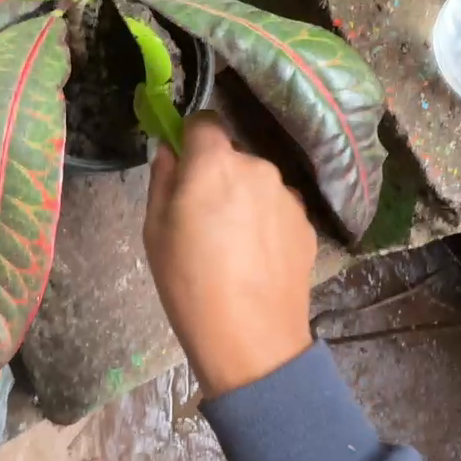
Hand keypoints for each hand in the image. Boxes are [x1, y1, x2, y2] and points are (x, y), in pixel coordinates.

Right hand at [144, 114, 316, 395]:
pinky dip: (265, 223)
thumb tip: (170, 152)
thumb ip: (162, 179)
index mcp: (215, 163)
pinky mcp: (306, 224)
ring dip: (243, 199)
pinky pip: (277, 209)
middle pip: (232, 156)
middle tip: (201, 219)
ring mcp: (287, 196)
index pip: (205, 121)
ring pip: (256, 183)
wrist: (251, 339)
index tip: (182, 165)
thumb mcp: (154, 230)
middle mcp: (258, 167)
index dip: (190, 138)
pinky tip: (256, 261)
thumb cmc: (188, 282)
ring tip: (232, 247)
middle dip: (216, 176)